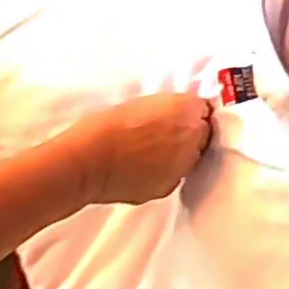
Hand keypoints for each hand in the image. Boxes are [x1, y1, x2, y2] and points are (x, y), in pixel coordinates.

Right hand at [51, 93, 213, 205]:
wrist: (85, 161)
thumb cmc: (107, 126)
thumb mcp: (146, 103)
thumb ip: (171, 108)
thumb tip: (177, 117)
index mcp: (188, 109)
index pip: (203, 111)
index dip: (189, 116)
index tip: (178, 120)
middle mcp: (194, 134)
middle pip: (202, 134)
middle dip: (189, 135)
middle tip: (164, 138)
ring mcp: (184, 162)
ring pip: (191, 157)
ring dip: (179, 156)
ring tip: (151, 156)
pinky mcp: (170, 185)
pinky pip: (173, 177)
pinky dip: (163, 174)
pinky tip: (143, 171)